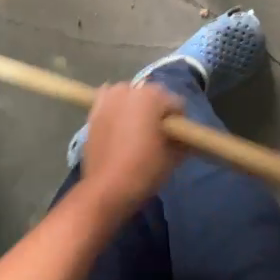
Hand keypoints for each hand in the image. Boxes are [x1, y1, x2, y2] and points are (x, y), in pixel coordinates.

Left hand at [77, 83, 182, 217]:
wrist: (107, 188)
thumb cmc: (144, 170)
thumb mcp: (174, 157)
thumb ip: (183, 141)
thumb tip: (185, 137)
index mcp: (153, 97)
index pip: (176, 103)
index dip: (180, 120)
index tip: (178, 136)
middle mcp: (131, 90)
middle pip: (153, 94)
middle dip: (158, 110)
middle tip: (158, 133)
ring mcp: (109, 98)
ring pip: (130, 94)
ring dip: (136, 105)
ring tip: (137, 127)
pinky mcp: (94, 110)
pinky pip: (109, 100)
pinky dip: (116, 106)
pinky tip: (118, 120)